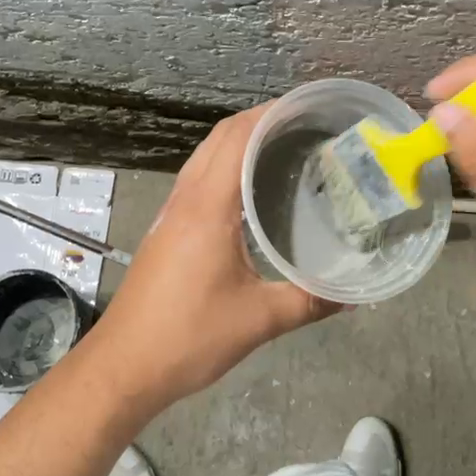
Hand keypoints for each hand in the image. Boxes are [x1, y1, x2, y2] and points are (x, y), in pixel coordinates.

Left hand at [85, 104, 340, 403]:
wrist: (124, 366)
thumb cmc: (188, 336)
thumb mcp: (258, 321)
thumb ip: (308, 302)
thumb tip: (351, 295)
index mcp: (208, 205)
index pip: (239, 136)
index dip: (271, 113)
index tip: (308, 108)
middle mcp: (187, 196)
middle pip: (222, 135)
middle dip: (261, 119)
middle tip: (305, 124)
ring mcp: (172, 209)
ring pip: (207, 153)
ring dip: (240, 139)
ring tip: (283, 146)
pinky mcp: (167, 226)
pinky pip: (199, 175)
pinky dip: (226, 163)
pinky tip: (250, 188)